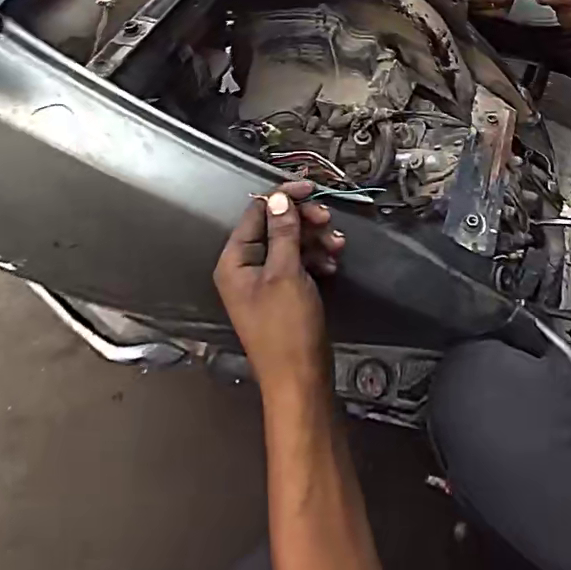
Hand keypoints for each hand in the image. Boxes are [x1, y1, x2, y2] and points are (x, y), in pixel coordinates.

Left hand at [213, 181, 345, 396]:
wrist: (300, 382)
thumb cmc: (287, 329)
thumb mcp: (286, 273)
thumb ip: (282, 232)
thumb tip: (279, 197)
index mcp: (235, 260)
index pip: (257, 212)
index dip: (284, 196)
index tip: (311, 187)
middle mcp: (245, 267)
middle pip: (275, 225)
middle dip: (303, 220)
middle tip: (328, 219)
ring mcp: (265, 281)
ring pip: (291, 243)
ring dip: (314, 239)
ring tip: (336, 247)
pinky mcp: (283, 293)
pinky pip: (298, 263)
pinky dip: (315, 259)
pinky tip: (331, 264)